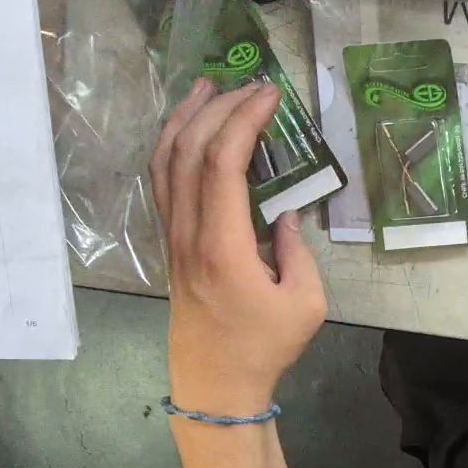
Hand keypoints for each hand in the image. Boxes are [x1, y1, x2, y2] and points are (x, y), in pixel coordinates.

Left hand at [150, 78, 326, 418]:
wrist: (217, 381)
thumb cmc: (265, 345)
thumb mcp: (305, 304)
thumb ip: (298, 252)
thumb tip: (285, 214)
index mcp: (224, 246)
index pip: (225, 163)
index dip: (245, 121)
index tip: (270, 96)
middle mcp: (189, 232)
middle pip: (190, 150)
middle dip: (218, 108)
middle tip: (248, 86)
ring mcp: (173, 237)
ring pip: (165, 160)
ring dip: (184, 118)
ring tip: (207, 87)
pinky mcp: (171, 244)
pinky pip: (161, 181)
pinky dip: (171, 146)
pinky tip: (185, 131)